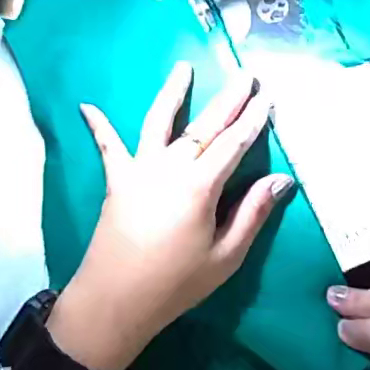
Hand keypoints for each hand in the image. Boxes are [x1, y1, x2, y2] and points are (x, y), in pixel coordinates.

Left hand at [48, 62, 292, 369]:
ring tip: (183, 67)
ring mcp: (140, 171)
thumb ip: (253, 213)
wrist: (114, 302)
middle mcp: (170, 168)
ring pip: (159, 122)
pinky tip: (88, 107)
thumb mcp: (226, 256)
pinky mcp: (117, 181)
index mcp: (200, 186)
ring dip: (172, 93)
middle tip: (245, 74)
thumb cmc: (176, 283)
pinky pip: (109, 149)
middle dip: (229, 99)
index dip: (253, 119)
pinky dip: (100, 127)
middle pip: (205, 125)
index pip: (234, 143)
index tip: (267, 97)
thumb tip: (282, 179)